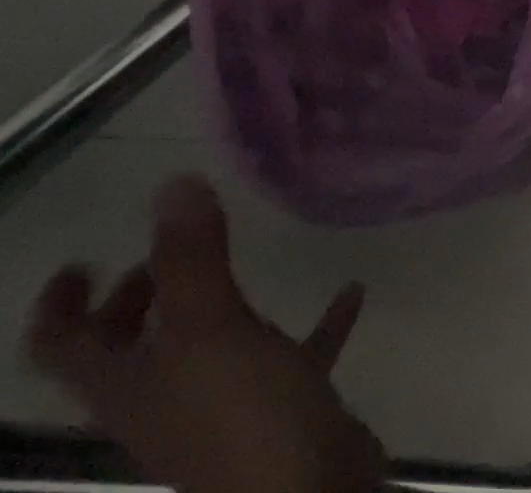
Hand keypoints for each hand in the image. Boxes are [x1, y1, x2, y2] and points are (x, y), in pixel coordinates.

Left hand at [24, 174, 384, 492]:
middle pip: (133, 347)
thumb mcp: (211, 329)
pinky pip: (295, 355)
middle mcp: (165, 394)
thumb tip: (174, 184)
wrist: (305, 486)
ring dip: (219, 308)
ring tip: (244, 268)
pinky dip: (315, 324)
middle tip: (161, 257)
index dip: (62, 302)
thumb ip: (194, 258)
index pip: (64, 343)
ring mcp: (225, 405)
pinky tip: (350, 294)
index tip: (83, 259)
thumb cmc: (241, 411)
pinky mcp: (285, 407)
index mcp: (128, 381)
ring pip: (210, 349)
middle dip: (140, 300)